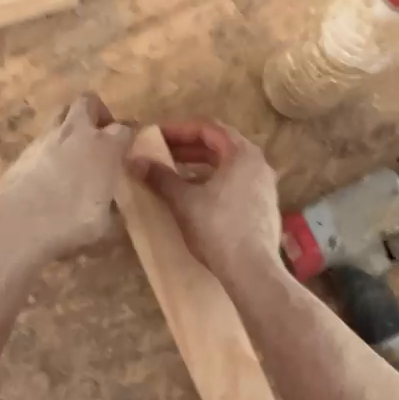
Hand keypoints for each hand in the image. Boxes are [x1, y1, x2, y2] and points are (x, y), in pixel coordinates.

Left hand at [0, 93, 135, 261]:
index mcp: (105, 148)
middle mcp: (77, 133)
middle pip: (89, 102)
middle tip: (101, 136)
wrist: (16, 225)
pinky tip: (50, 170)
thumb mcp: (106, 228)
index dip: (130, 137)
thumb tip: (114, 211)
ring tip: (75, 148)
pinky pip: (42, 138)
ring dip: (71, 123)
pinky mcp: (23, 151)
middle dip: (98, 113)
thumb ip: (114, 212)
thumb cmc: (71, 224)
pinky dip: (50, 146)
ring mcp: (46, 138)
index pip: (126, 129)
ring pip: (61, 112)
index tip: (130, 149)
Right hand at [127, 120, 281, 282]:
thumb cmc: (218, 228)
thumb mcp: (184, 201)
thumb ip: (160, 177)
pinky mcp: (263, 208)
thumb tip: (133, 160)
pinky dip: (214, 183)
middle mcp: (259, 164)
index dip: (179, 130)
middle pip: (221, 146)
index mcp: (242, 154)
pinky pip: (235, 184)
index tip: (156, 136)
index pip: (208, 129)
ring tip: (175, 174)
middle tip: (162, 153)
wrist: (252, 270)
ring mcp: (264, 187)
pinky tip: (196, 197)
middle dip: (189, 148)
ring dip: (201, 166)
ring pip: (228, 167)